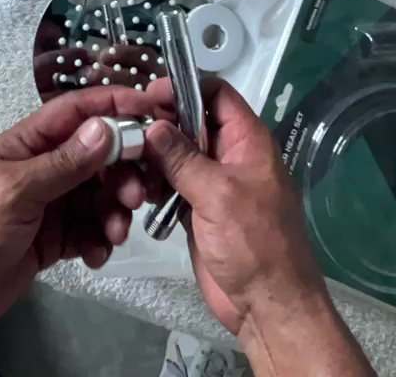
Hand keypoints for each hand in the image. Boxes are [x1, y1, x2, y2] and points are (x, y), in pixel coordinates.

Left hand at [0, 84, 165, 340]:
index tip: (151, 111)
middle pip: (96, 155)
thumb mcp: (15, 191)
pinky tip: (97, 255)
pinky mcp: (51, 240)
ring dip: (114, 210)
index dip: (114, 106)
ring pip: (97, 195)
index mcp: (28, 143)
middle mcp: (42, 168)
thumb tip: (105, 128)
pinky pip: (88, 230)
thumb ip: (63, 163)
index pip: (77, 111)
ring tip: (114, 233)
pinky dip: (99, 240)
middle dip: (122, 171)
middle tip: (137, 194)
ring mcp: (48, 205)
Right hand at [144, 79, 372, 376]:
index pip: (216, 94)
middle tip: (126, 129)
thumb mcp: (218, 194)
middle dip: (162, 123)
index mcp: (248, 140)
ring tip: (127, 163)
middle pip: (192, 122)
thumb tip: (152, 126)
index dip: (184, 87)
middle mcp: (231, 154)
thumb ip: (183, 158)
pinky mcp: (200, 207)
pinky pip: (173, 182)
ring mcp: (214, 182)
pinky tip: (135, 189)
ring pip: (179, 153)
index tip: (148, 94)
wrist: (269, 307)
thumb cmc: (255, 243)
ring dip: (154, 156)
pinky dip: (155, 182)